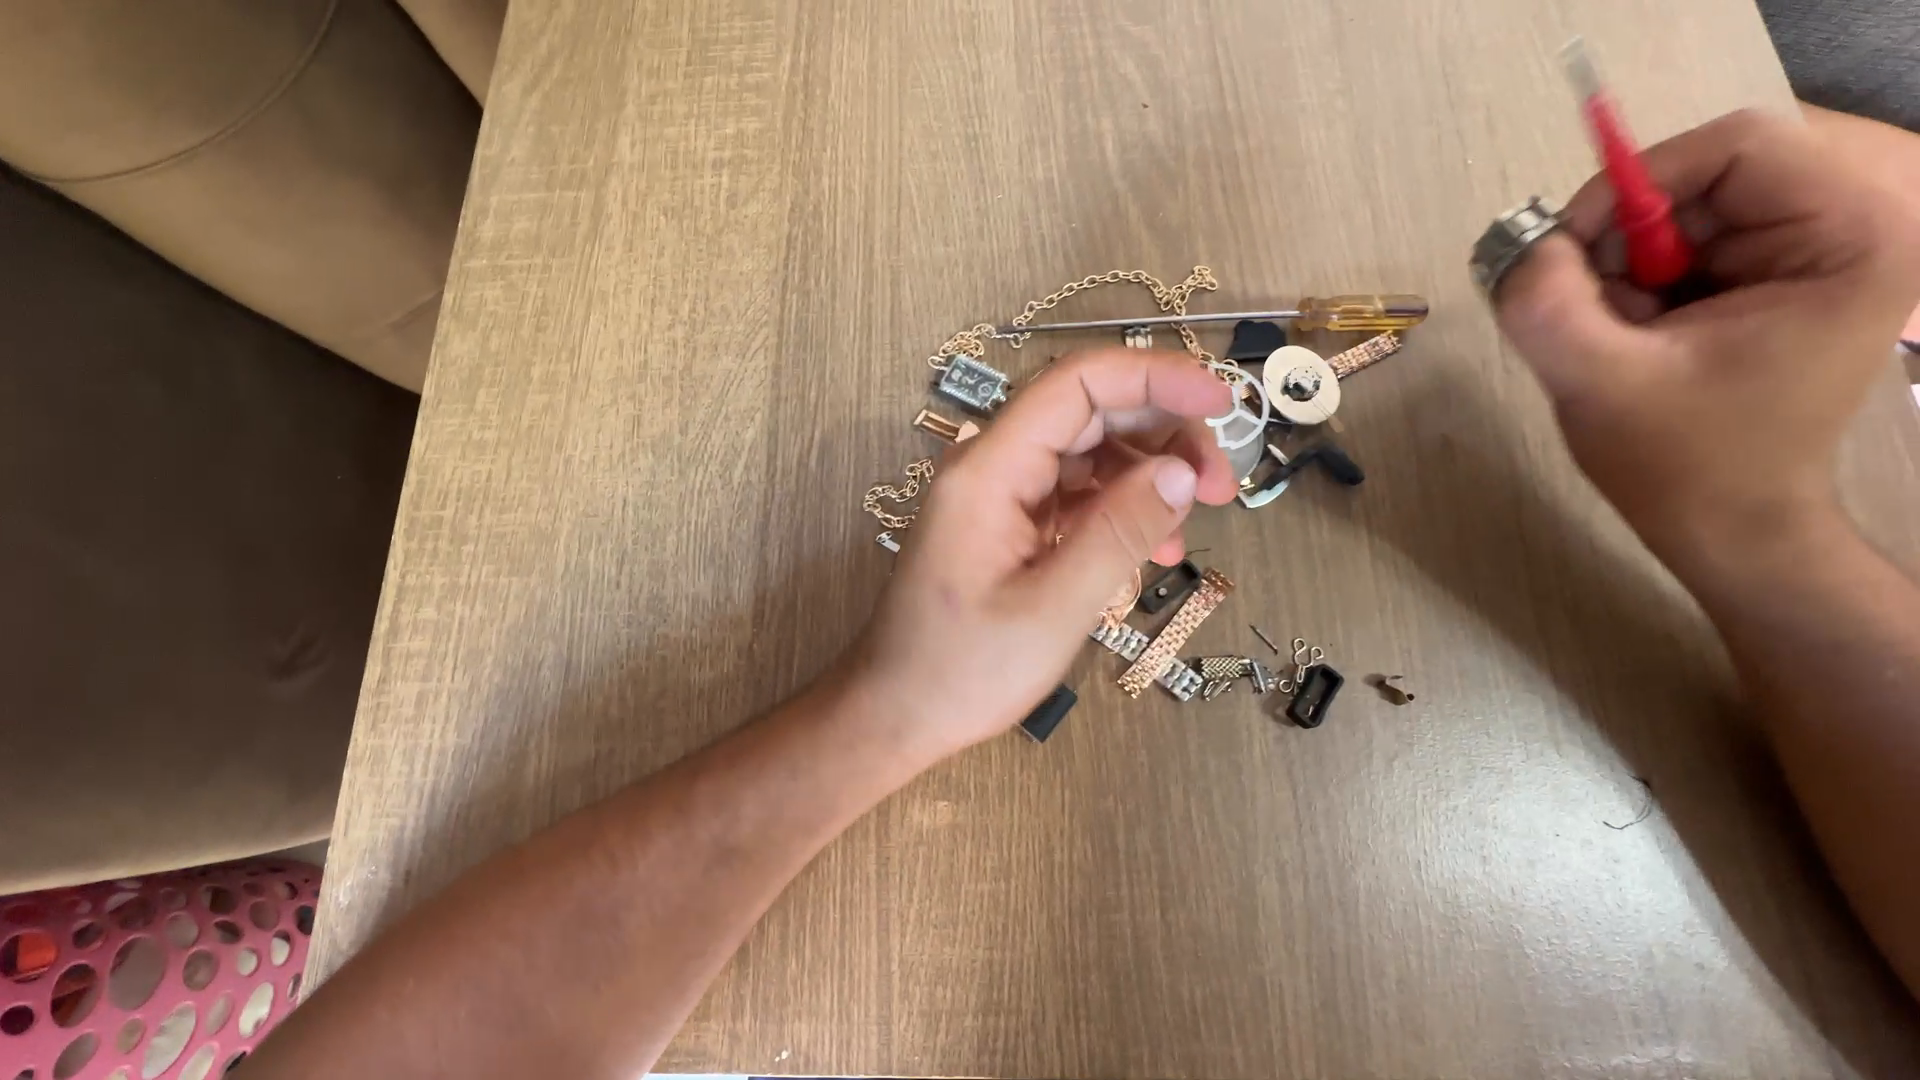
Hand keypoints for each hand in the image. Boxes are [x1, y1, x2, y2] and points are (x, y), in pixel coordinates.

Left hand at [835, 349, 1240, 760]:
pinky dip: (1117, 511)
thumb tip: (1182, 473)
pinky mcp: (1007, 525)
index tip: (1222, 402)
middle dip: (1163, 434)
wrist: (898, 712)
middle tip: (1222, 482)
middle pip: (1088, 415)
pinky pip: (1072, 497)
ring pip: (1086, 455)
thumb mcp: (1054, 608)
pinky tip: (1153, 548)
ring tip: (1193, 522)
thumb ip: (1120, 533)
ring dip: (1146, 476)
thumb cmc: (963, 670)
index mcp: (990, 469)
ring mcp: (998, 496)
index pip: (1077, 385)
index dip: (1154, 378)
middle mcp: (991, 467)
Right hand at [1494, 109, 1919, 559]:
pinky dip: (1629, 284)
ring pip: (1682, 214)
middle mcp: (1845, 229)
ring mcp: (1810, 253)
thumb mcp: (1597, 381)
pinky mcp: (1771, 279)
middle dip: (1621, 238)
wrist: (1724, 523)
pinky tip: (1626, 334)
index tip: (1566, 251)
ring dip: (1618, 267)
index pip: (1736, 145)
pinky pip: (1682, 246)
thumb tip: (1519, 246)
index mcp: (1847, 238)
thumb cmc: (1679, 462)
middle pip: (1703, 177)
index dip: (1633, 184)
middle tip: (1584, 305)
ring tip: (1609, 332)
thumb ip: (1546, 305)